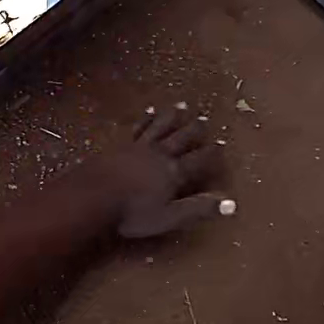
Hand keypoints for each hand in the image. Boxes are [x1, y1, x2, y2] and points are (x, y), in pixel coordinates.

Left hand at [84, 105, 226, 238]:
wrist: (92, 196)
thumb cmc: (132, 213)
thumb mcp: (169, 216)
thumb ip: (198, 208)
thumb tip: (231, 203)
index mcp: (174, 172)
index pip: (199, 160)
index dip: (212, 153)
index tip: (222, 145)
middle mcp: (160, 154)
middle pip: (181, 137)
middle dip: (194, 129)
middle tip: (204, 118)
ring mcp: (138, 146)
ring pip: (160, 126)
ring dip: (172, 116)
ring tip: (181, 107)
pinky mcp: (119, 145)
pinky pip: (137, 128)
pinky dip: (145, 119)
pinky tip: (147, 113)